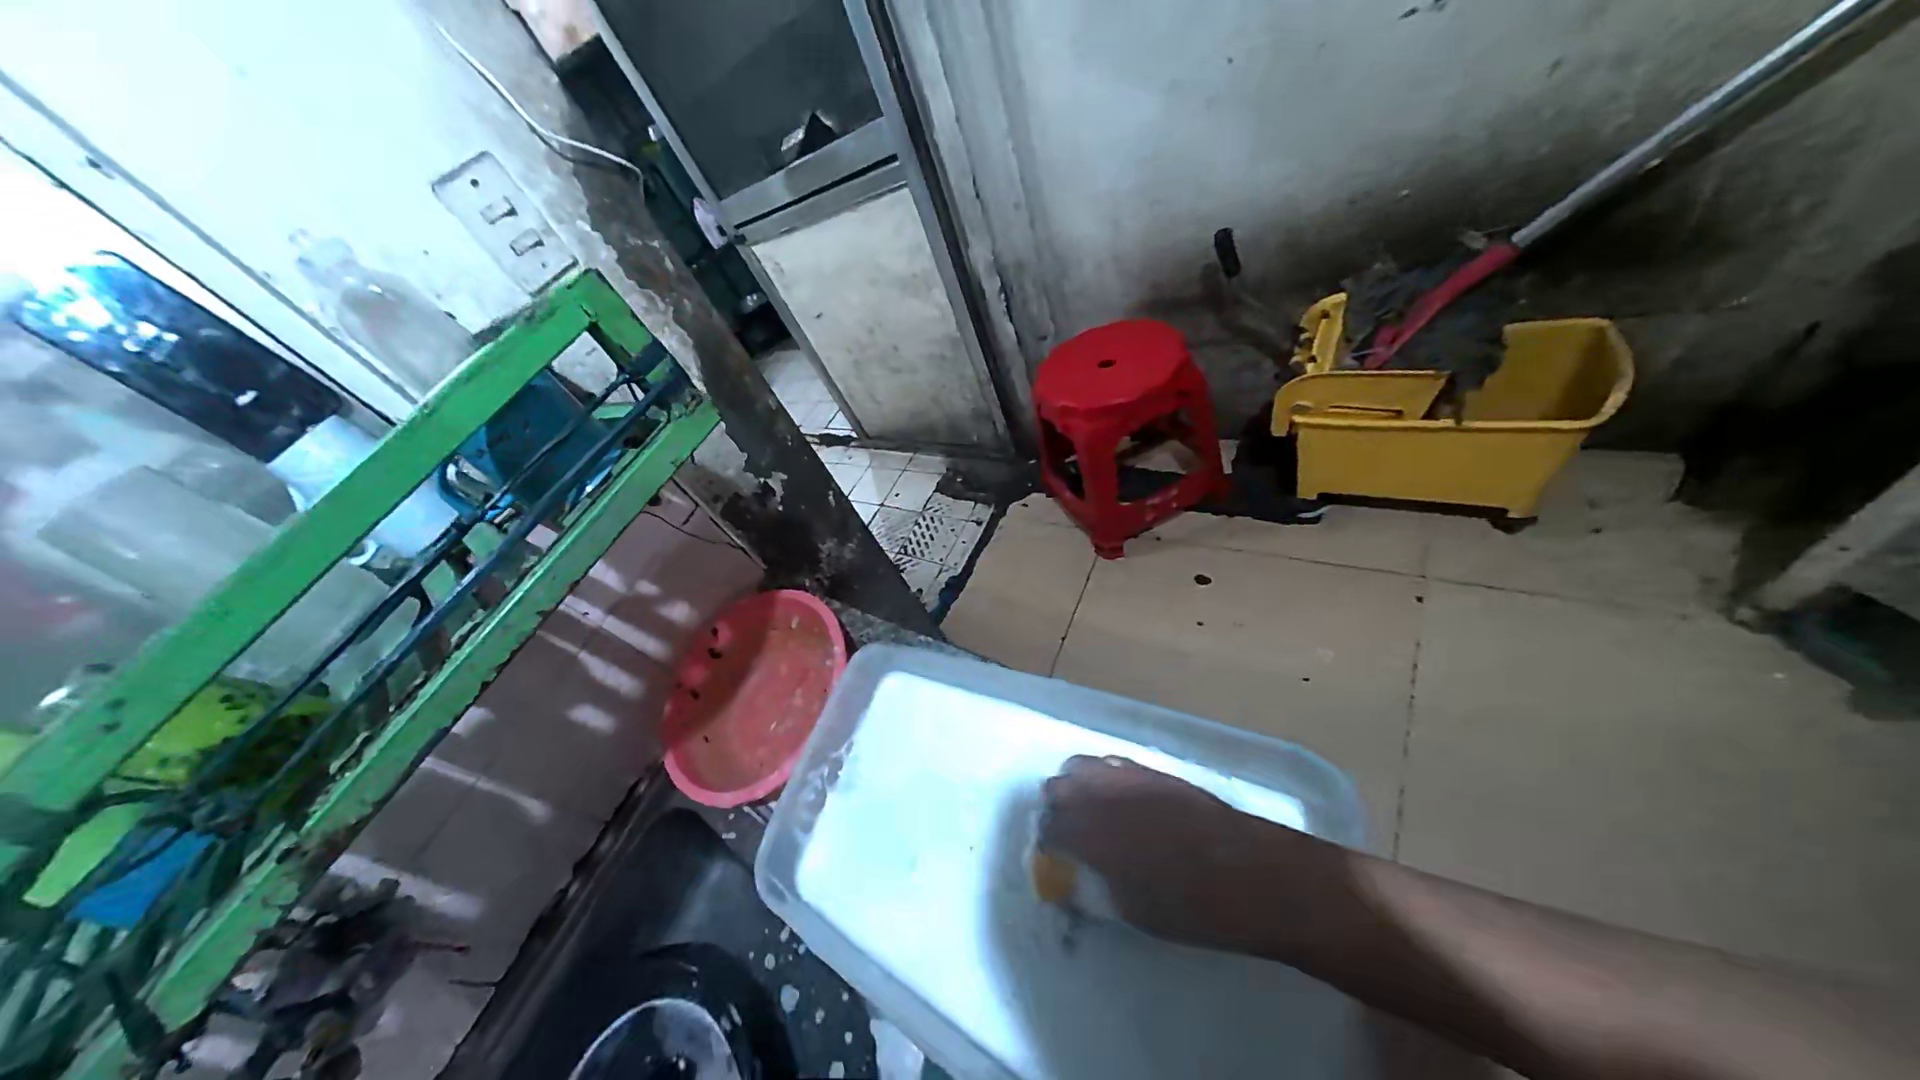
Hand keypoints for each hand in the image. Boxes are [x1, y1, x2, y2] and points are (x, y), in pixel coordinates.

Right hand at [1038, 755, 1286, 950]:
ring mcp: (1130, 777)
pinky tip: (1123, 803)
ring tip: (1092, 812)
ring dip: (1078, 786)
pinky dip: (1106, 779)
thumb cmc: (1192, 906)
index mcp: (1091, 831)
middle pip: (1058, 786)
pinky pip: (1114, 764)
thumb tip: (1071, 886)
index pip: (1048, 825)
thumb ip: (1092, 892)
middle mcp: (1103, 794)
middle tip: (1069, 834)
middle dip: (1056, 808)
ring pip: (1083, 766)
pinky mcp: (1156, 771)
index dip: (1046, 842)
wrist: (1255, 875)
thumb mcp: (1131, 911)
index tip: (1053, 858)